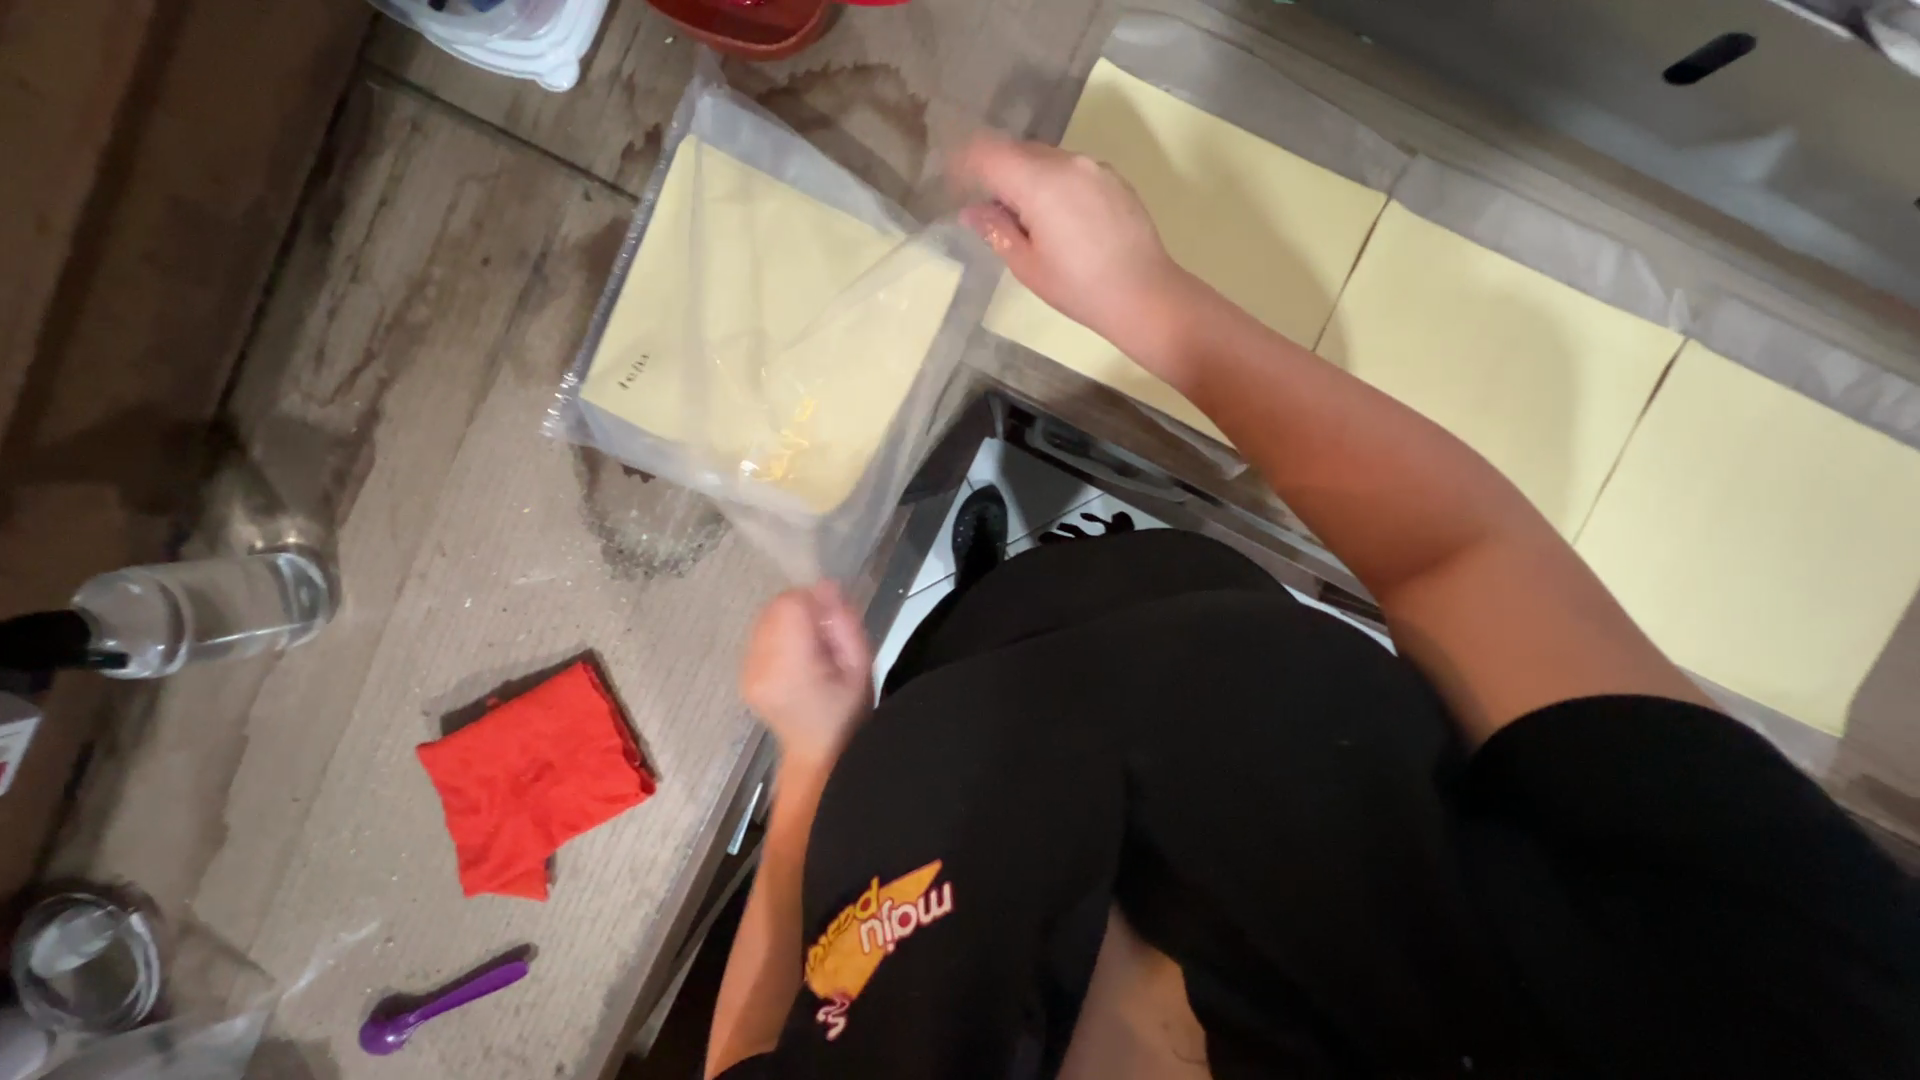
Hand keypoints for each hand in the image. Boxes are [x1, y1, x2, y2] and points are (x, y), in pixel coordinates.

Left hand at [740, 583, 873, 770]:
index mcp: (791, 668)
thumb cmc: (848, 712)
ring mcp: (746, 672)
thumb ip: (844, 622)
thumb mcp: (861, 665)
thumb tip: (825, 586)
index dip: (813, 601)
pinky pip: (760, 635)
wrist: (820, 754)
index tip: (832, 618)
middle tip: (826, 635)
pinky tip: (799, 658)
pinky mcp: (743, 674)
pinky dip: (780, 635)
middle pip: (775, 609)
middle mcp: (760, 667)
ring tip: (813, 649)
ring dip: (790, 622)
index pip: (790, 606)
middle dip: (802, 610)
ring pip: (765, 619)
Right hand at [954, 134, 1192, 354]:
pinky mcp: (1114, 178)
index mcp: (1040, 183)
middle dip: (998, 174)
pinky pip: (1072, 170)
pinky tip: (1062, 222)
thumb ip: (997, 230)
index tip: (955, 184)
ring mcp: (1094, 167)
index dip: (965, 163)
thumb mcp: (1028, 266)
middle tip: (991, 212)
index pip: (989, 152)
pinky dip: (1055, 185)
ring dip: (1028, 179)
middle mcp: (1067, 162)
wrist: (1144, 294)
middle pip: (1018, 152)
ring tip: (1029, 223)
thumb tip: (972, 211)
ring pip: (1047, 159)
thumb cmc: (1078, 288)